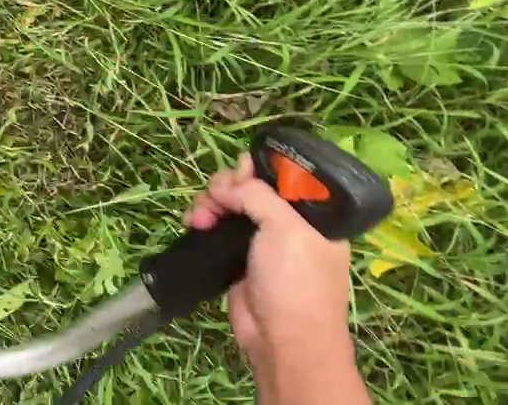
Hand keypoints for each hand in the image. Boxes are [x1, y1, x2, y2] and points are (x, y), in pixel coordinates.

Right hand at [186, 154, 369, 404]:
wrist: (282, 339)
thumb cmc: (295, 283)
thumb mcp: (286, 229)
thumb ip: (256, 195)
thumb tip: (224, 186)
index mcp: (313, 219)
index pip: (283, 178)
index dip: (258, 169)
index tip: (240, 173)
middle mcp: (287, 225)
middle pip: (248, 186)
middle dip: (226, 186)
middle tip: (219, 198)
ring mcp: (260, 239)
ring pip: (227, 201)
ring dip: (209, 202)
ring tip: (200, 217)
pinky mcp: (236, 252)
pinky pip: (215, 221)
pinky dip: (202, 217)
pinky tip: (194, 223)